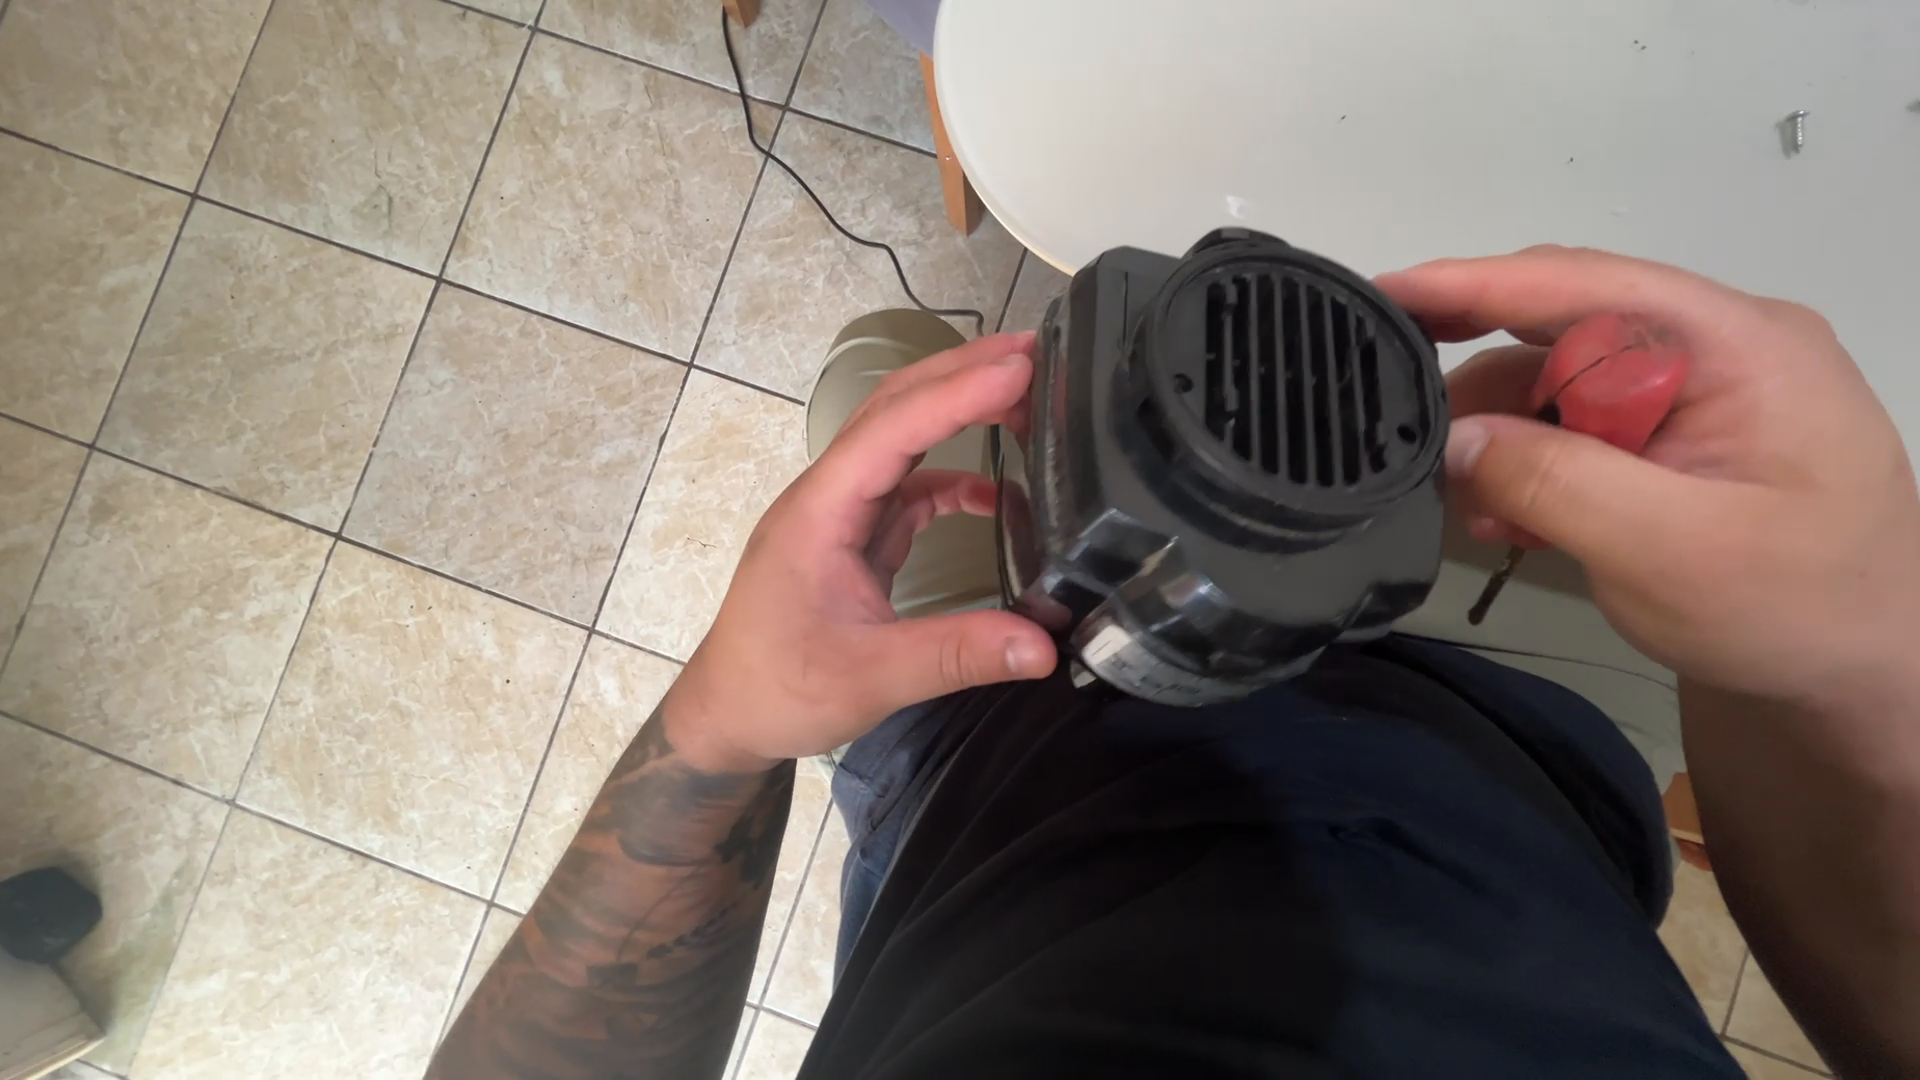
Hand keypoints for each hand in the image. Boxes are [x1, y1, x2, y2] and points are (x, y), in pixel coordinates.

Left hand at [662, 333, 1057, 771]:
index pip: (891, 429)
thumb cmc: (781, 689)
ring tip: (1023, 397)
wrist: (731, 712)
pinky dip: (954, 479)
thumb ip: (956, 655)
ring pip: (901, 438)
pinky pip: (909, 488)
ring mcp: (842, 512)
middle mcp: (829, 495)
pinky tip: (996, 495)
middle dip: (960, 372)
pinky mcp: (856, 535)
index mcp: (820, 510)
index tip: (1021, 368)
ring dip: (957, 410)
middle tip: (1033, 352)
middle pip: (894, 408)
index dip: (957, 395)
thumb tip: (1043, 645)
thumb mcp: (871, 677)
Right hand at [1376, 247, 1919, 707]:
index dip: (1472, 283)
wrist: (1840, 665)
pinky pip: (1546, 428)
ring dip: (1486, 436)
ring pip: (1536, 382)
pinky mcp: (1641, 436)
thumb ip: (1552, 482)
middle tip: (1383, 397)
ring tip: (1464, 501)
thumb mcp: (1667, 546)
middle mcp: (1697, 350)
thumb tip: (1449, 438)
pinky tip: (1500, 517)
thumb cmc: (1787, 605)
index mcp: (1732, 345)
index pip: (1581, 286)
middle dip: (1467, 362)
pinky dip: (1506, 466)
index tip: (1382, 292)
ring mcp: (1668, 393)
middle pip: (1550, 323)